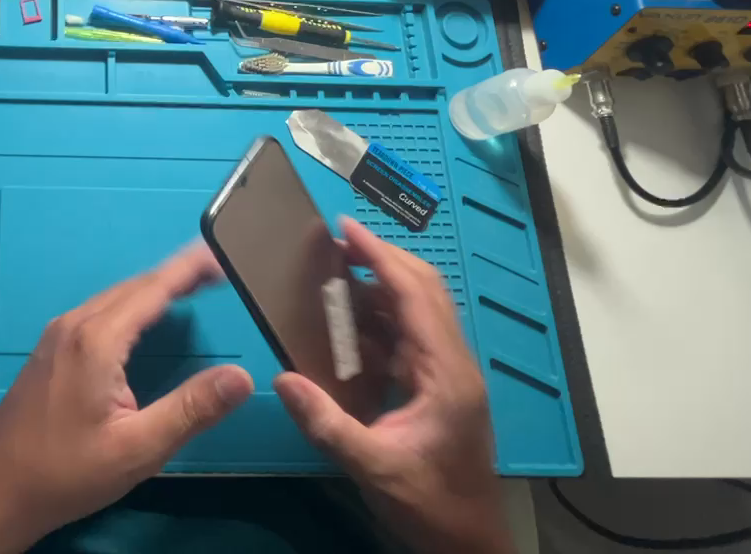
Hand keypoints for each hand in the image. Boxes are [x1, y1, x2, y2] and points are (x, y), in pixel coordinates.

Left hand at [0, 243, 253, 552]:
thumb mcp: (138, 449)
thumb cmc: (67, 473)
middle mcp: (75, 323)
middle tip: (217, 271)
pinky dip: (132, 304)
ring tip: (191, 287)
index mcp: (97, 339)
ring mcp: (58, 333)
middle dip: (177, 275)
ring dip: (154, 289)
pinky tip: (145, 317)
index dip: (189, 269)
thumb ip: (191, 410)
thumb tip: (241, 377)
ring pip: (115, 297)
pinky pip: (100, 311)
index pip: (153, 289)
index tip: (220, 254)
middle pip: (134, 287)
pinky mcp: (51, 347)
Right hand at [274, 217, 510, 553]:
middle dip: (380, 258)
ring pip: (418, 306)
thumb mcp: (374, 469)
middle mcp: (453, 363)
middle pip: (423, 289)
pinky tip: (348, 317)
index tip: (346, 227)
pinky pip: (409, 331)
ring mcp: (448, 372)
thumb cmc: (430, 507)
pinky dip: (379, 311)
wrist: (468, 546)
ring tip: (335, 271)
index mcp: (446, 374)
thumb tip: (282, 379)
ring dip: (379, 282)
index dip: (381, 256)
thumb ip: (329, 425)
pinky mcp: (438, 383)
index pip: (415, 295)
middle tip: (334, 243)